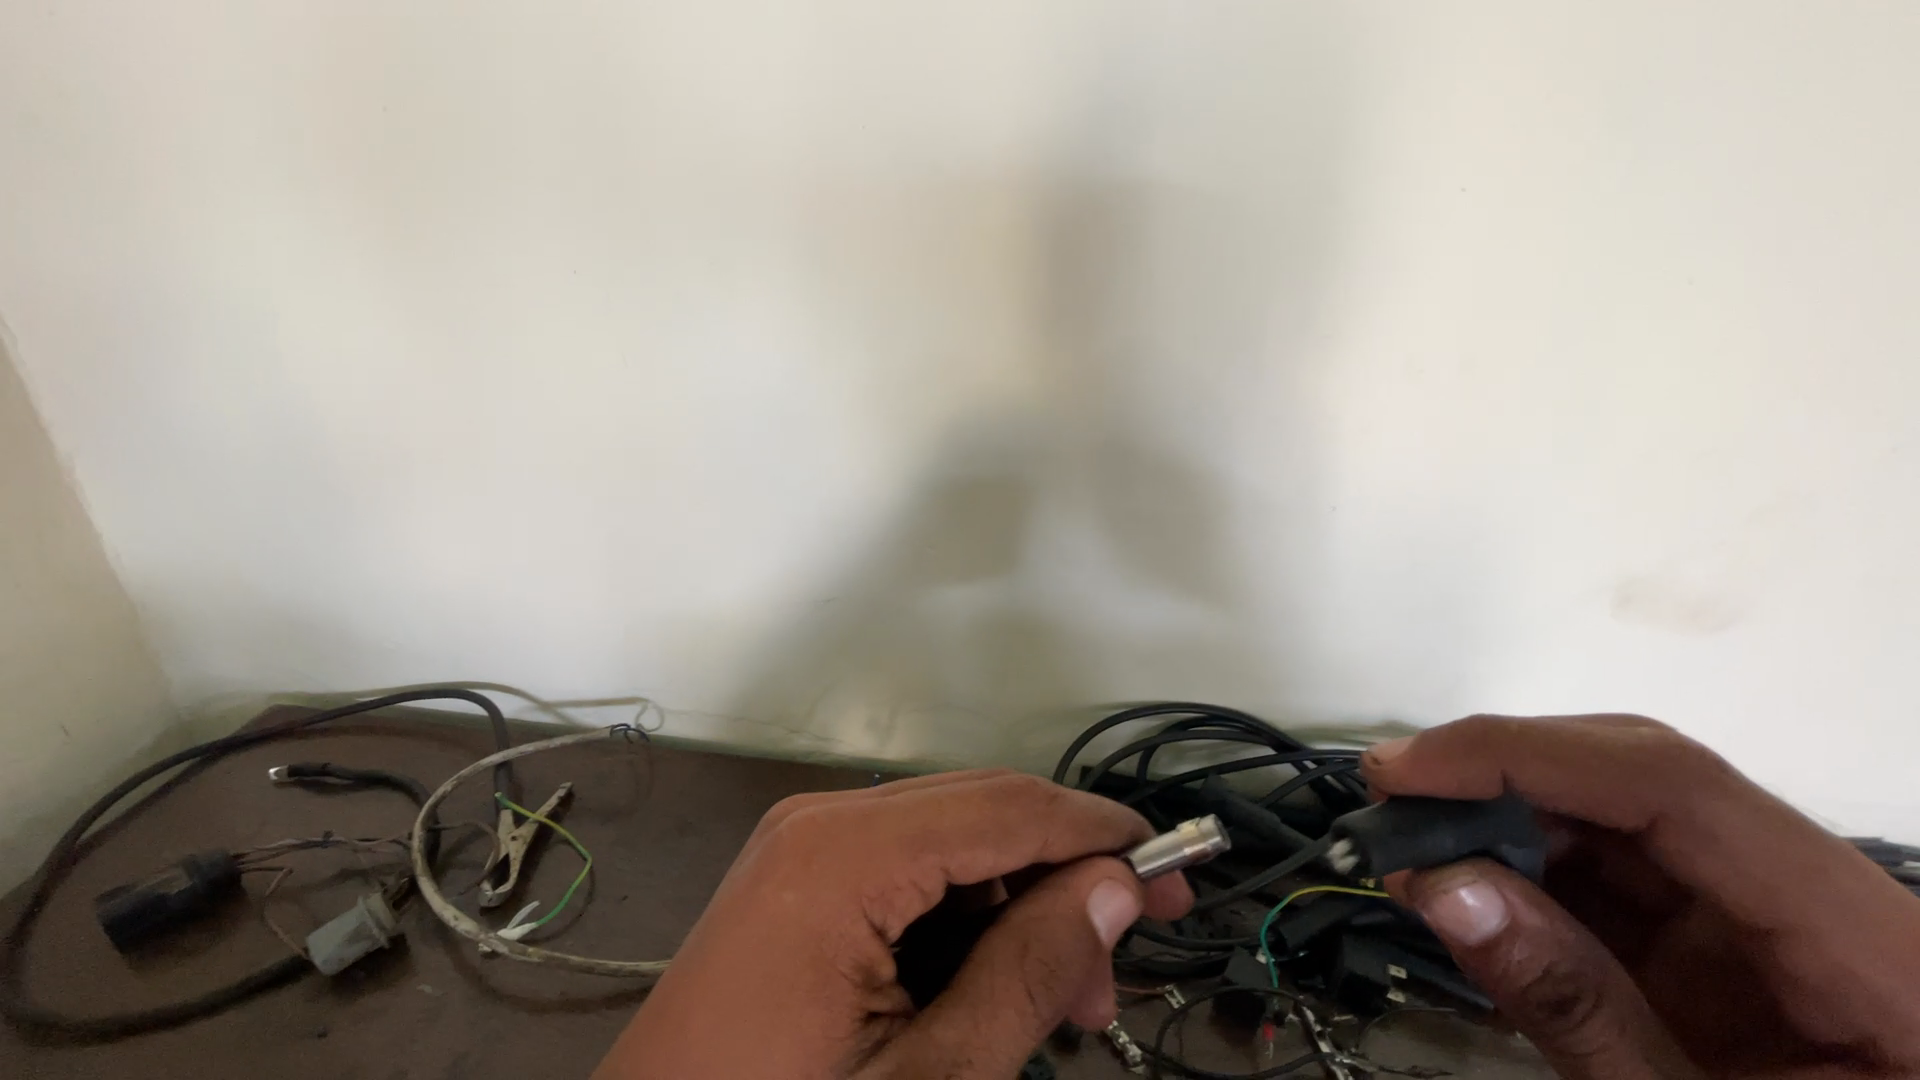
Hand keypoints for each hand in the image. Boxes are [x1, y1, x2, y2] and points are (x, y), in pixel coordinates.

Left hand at [592, 769, 1193, 1079]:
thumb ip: (1025, 973)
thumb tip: (1113, 888)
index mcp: (843, 853)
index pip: (1006, 807)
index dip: (1097, 832)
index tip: (1174, 867)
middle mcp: (822, 823)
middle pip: (981, 814)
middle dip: (1062, 875)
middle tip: (1120, 962)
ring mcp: (805, 847)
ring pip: (951, 843)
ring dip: (1018, 905)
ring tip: (1066, 996)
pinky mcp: (800, 880)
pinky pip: (909, 871)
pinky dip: (965, 917)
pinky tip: (996, 982)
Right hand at [1363, 714, 1919, 1079]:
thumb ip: (1580, 1011)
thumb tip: (1438, 885)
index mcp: (1868, 940)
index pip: (1674, 787)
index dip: (1523, 755)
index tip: (1401, 771)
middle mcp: (1813, 894)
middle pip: (1636, 778)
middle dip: (1498, 776)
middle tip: (1388, 797)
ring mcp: (1762, 910)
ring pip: (1607, 814)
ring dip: (1494, 820)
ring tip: (1406, 849)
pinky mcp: (1715, 934)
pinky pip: (1601, 869)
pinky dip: (1515, 868)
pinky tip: (1457, 882)